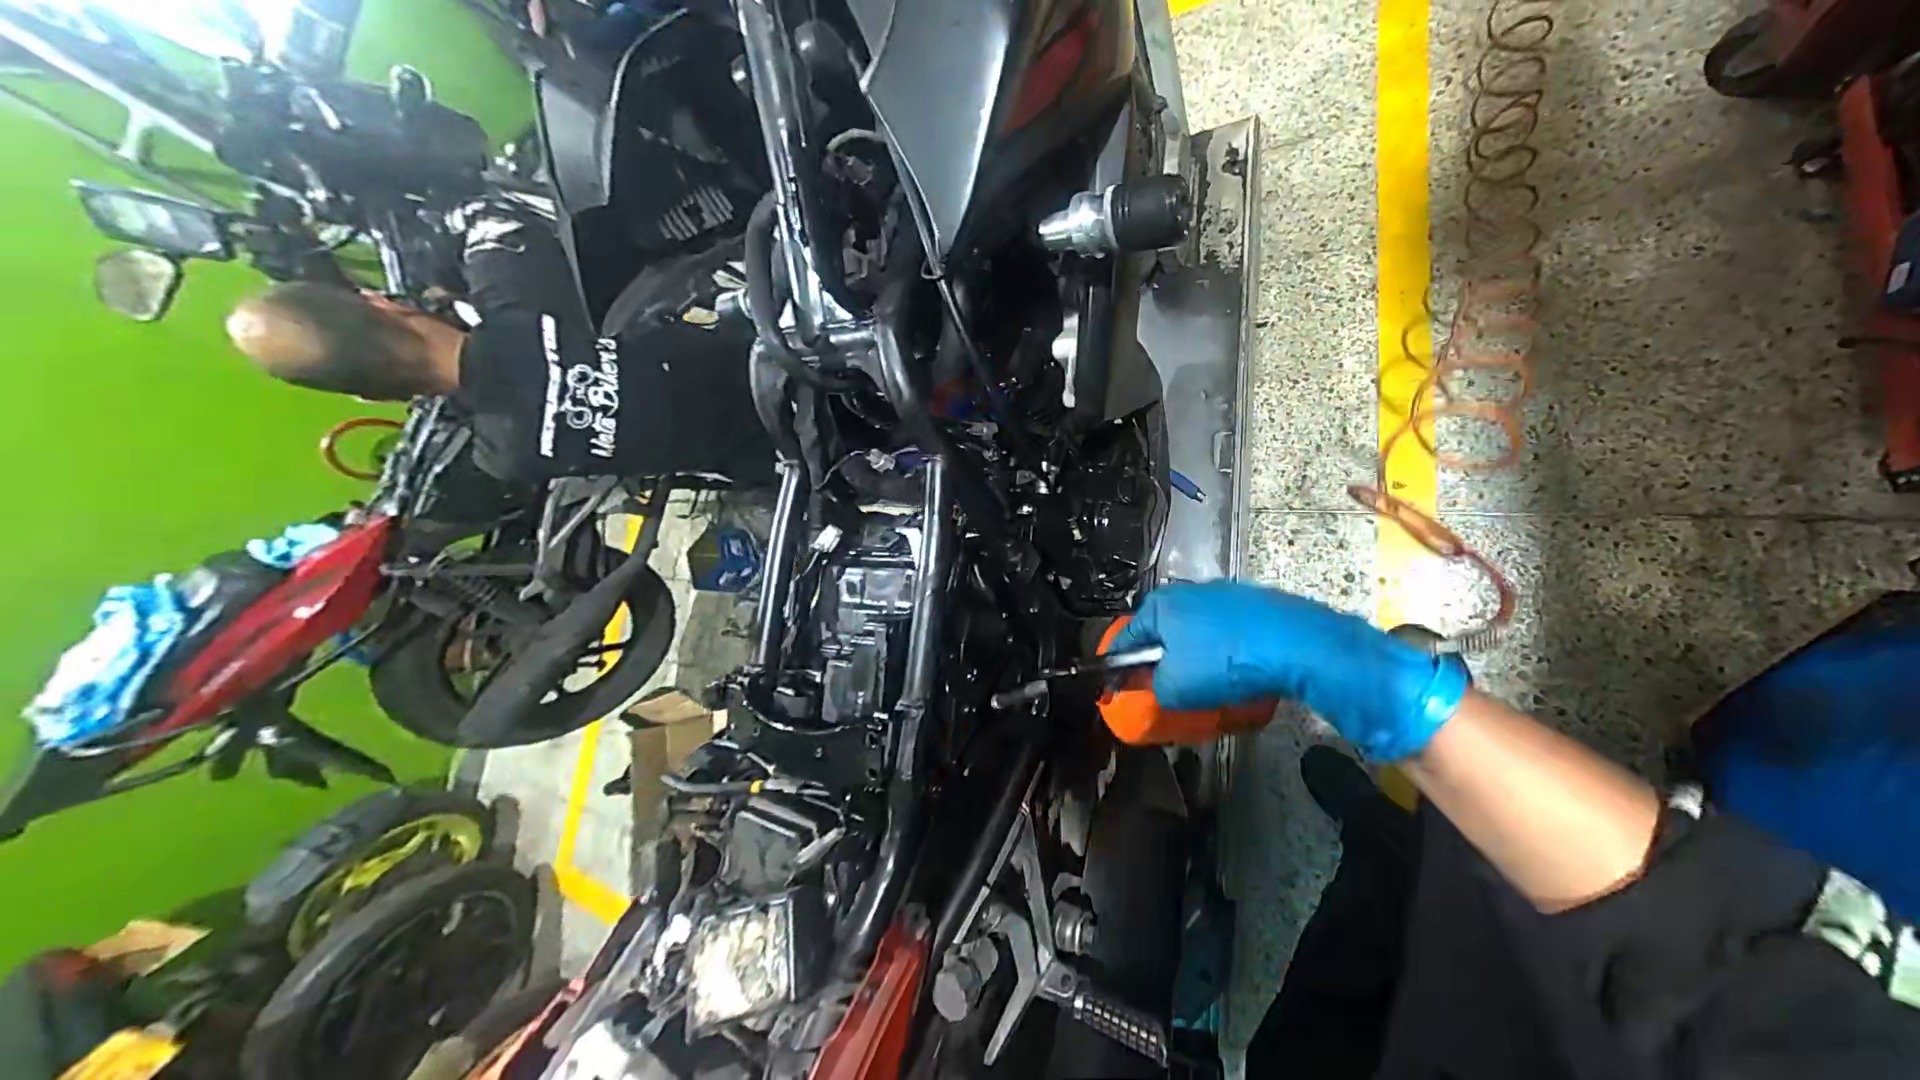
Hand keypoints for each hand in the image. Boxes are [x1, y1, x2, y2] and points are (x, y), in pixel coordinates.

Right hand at [1107, 582, 1468, 760]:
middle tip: (1170, 694)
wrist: (1299, 646)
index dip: (1121, 665)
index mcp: (1162, 605)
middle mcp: (1191, 592)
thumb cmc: (1224, 662)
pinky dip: (1230, 656)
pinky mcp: (1259, 606)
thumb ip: (1151, 690)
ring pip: (1200, 636)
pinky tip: (1242, 678)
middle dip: (1166, 665)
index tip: (1120, 687)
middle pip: (1166, 635)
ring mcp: (1228, 596)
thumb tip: (1154, 690)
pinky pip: (1232, 636)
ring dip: (1199, 661)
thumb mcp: (1174, 688)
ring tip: (1211, 691)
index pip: (1127, 637)